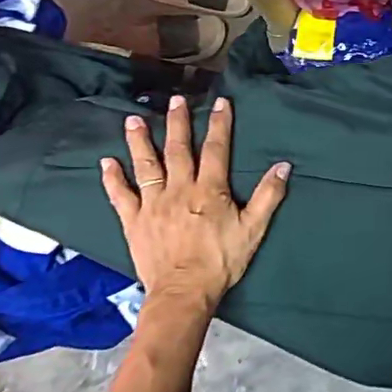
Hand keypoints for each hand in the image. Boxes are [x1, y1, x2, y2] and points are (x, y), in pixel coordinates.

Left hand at [100, 95, 291, 310]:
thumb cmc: (224, 259)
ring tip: (134, 120)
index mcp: (210, 190)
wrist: (183, 290)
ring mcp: (152, 204)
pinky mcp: (133, 221)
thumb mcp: (255, 228)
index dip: (219, 125)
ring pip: (145, 166)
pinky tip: (108, 162)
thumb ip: (269, 195)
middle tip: (174, 101)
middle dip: (177, 123)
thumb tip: (283, 166)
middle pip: (178, 150)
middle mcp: (179, 190)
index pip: (216, 150)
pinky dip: (112, 178)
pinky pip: (120, 195)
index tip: (220, 103)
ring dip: (140, 141)